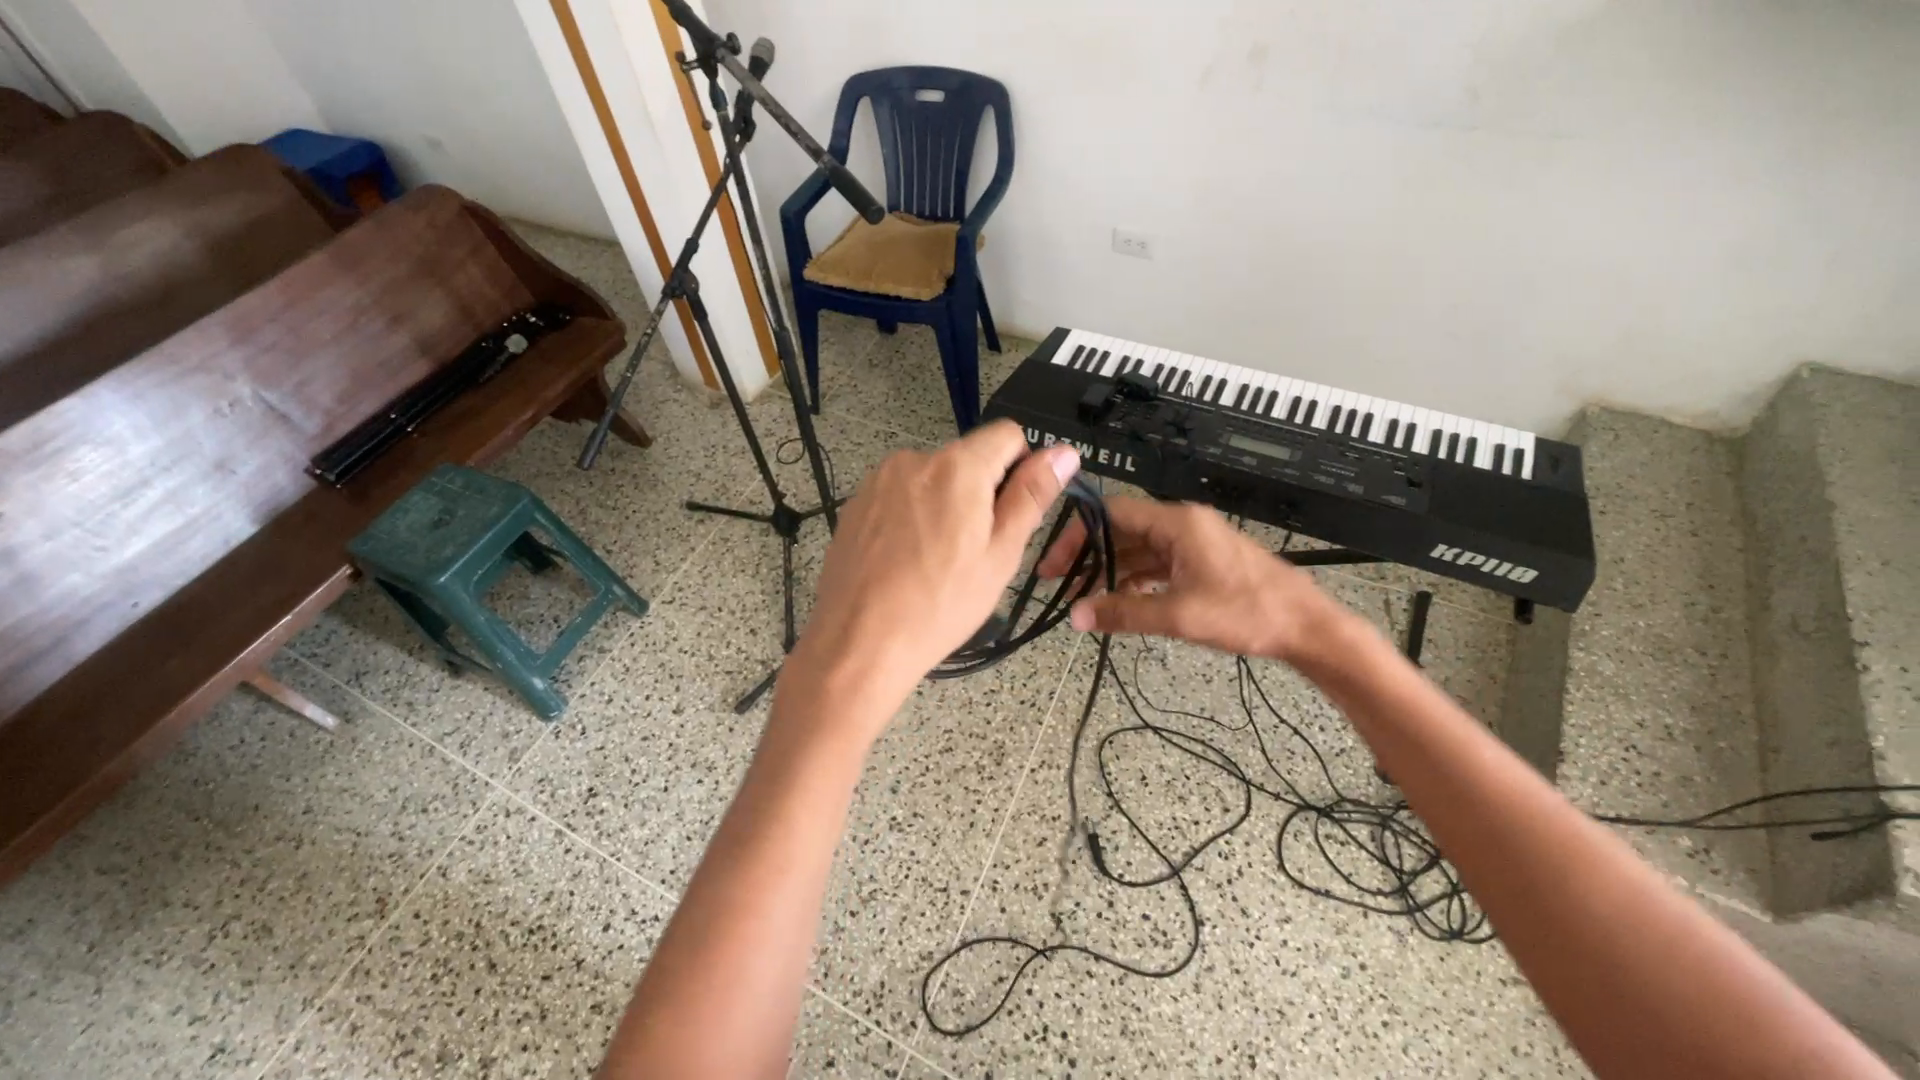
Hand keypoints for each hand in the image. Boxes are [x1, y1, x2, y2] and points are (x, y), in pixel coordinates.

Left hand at [787, 421, 1080, 729]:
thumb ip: (1031, 495)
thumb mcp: (1001, 554)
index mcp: (957, 466)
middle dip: (979, 494)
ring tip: (936, 563)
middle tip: (975, 552)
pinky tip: (904, 563)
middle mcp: (913, 459)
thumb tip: (1063, 452)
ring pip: (931, 481)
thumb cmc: (940, 605)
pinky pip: (898, 498)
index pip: (1007, 434)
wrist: (859, 643)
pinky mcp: (854, 505)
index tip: (1012, 514)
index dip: (1021, 468)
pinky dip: (909, 520)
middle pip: (966, 459)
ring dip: (943, 507)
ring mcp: (878, 481)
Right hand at [1037, 497, 1343, 664]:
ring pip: (1140, 549)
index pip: (1112, 512)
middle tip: (1061, 585)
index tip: (1055, 564)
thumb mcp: (1179, 615)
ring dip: (1112, 571)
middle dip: (1090, 556)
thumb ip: (1124, 613)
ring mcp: (1196, 543)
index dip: (1077, 535)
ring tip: (1086, 599)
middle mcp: (1184, 524)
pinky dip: (1136, 580)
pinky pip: (1158, 564)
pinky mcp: (1204, 562)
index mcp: (1178, 522)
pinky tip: (1122, 602)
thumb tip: (1076, 617)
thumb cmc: (1248, 613)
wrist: (1306, 626)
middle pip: (1123, 530)